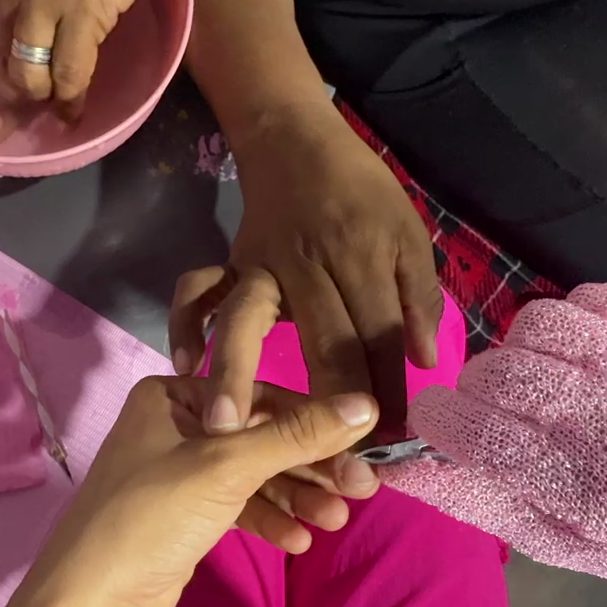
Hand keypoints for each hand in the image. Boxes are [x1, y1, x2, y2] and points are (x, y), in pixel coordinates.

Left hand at [14, 376, 379, 606]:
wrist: (95, 600)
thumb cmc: (155, 513)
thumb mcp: (227, 467)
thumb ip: (297, 436)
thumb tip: (367, 405)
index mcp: (174, 395)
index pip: (259, 396)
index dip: (314, 421)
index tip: (362, 445)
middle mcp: (177, 424)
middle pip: (261, 437)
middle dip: (309, 467)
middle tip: (362, 489)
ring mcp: (181, 470)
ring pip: (254, 475)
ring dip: (295, 497)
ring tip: (336, 521)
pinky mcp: (187, 512)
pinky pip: (239, 504)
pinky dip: (269, 519)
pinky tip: (298, 541)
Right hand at [168, 105, 443, 438]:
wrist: (296, 139)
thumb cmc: (360, 190)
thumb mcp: (407, 232)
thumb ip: (418, 297)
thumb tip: (424, 361)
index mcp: (363, 260)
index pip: (377, 339)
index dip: (388, 394)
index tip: (391, 445)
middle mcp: (309, 268)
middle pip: (320, 344)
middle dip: (330, 409)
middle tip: (333, 467)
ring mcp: (260, 265)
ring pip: (247, 320)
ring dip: (237, 371)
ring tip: (229, 430)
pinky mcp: (227, 262)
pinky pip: (196, 292)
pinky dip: (182, 325)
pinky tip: (183, 367)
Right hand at [387, 284, 606, 606]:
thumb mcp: (556, 545)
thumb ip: (473, 500)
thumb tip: (396, 466)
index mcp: (603, 497)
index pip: (484, 435)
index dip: (438, 418)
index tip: (432, 419)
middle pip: (507, 371)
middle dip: (475, 384)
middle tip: (489, 405)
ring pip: (542, 322)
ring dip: (519, 349)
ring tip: (540, 379)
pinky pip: (593, 297)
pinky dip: (568, 324)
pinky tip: (583, 359)